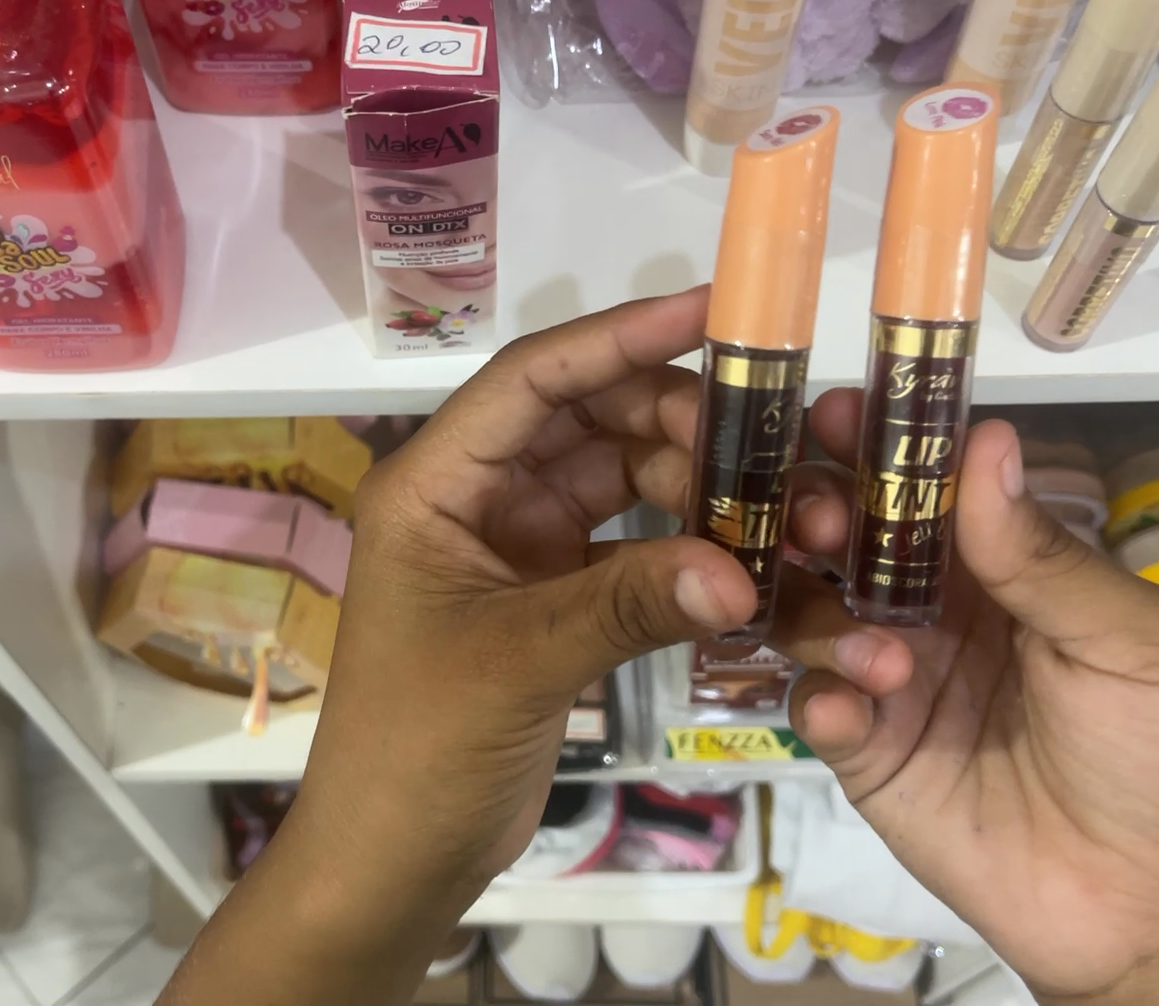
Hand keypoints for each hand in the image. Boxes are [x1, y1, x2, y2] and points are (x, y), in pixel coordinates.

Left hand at [300, 286, 752, 895]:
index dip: (615, 338)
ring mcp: (508, 540)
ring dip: (682, 478)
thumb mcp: (518, 661)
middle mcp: (469, 496)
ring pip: (607, 473)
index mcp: (431, 483)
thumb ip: (626, 606)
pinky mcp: (542, 587)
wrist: (393, 846)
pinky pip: (619, 536)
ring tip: (765, 500)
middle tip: (764, 437)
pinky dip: (673, 539)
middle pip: (577, 418)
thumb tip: (746, 573)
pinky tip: (734, 548)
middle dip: (668, 417)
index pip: (527, 381)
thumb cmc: (419, 745)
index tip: (710, 312)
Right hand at [769, 389, 1158, 1004]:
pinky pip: (806, 699)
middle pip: (830, 538)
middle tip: (817, 525)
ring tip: (887, 665)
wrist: (1149, 918)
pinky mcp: (850, 738)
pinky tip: (854, 720)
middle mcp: (911, 605)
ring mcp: (872, 669)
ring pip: (800, 610)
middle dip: (810, 518)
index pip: (908, 487)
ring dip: (820, 620)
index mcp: (981, 568)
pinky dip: (820, 700)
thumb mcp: (1135, 648)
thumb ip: (1046, 556)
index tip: (829, 414)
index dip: (868, 446)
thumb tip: (982, 440)